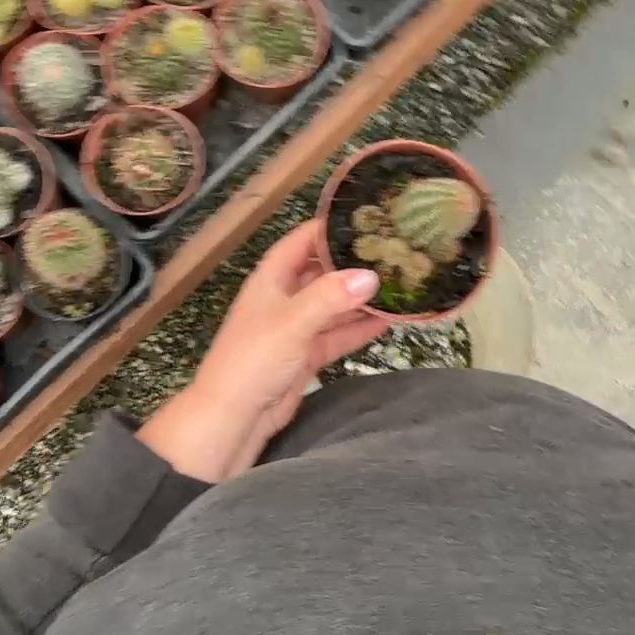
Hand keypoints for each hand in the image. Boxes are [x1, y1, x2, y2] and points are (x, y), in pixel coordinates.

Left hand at [138, 222, 391, 480]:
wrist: (234, 417)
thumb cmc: (253, 360)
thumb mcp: (293, 322)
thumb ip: (331, 297)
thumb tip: (371, 275)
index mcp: (270, 280)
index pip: (301, 241)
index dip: (328, 228)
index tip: (365, 217)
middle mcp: (283, 299)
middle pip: (322, 273)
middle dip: (352, 264)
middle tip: (393, 252)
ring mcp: (295, 329)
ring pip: (333, 307)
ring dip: (361, 299)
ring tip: (400, 285)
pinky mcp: (305, 357)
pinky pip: (336, 336)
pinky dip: (358, 329)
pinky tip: (388, 321)